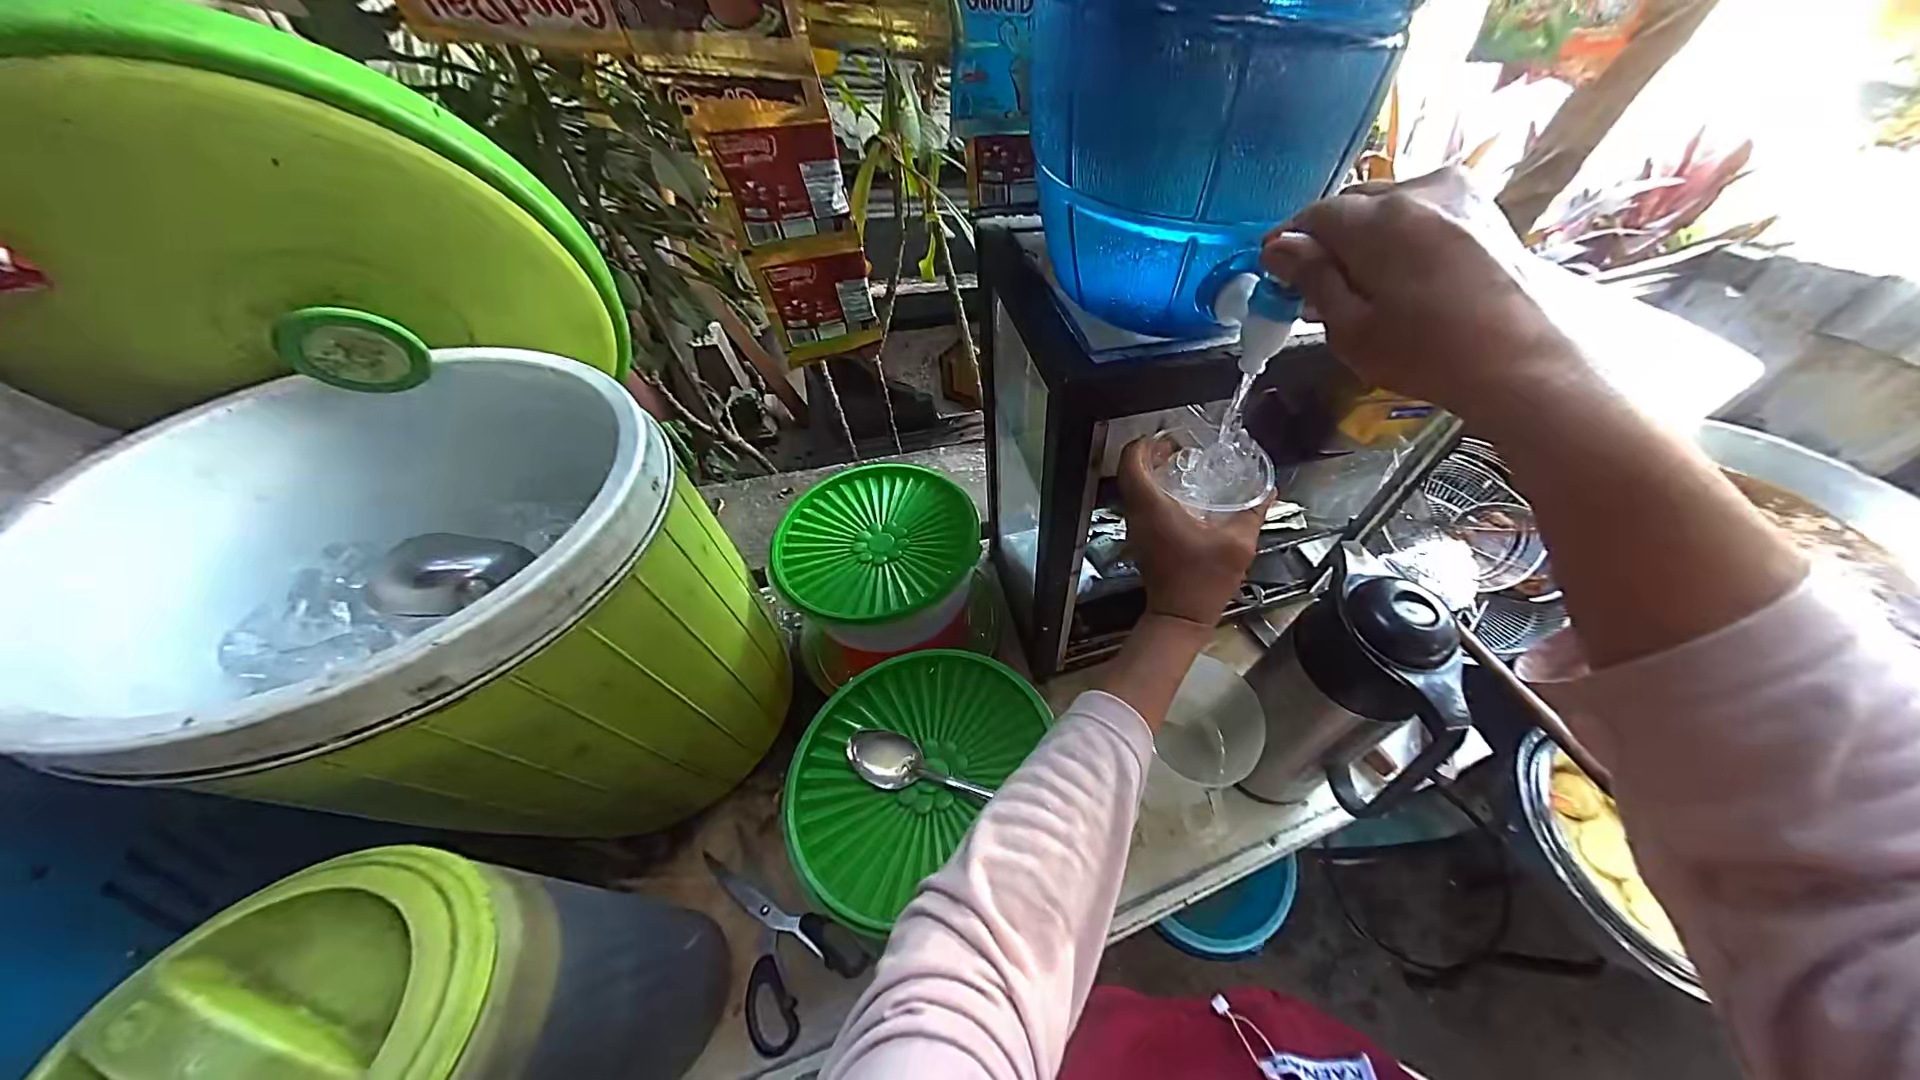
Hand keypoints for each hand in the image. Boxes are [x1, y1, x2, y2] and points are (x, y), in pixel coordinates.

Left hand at [1118, 436, 1267, 626]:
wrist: (1179, 615)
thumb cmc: (1202, 581)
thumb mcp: (1237, 543)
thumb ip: (1253, 513)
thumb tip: (1268, 492)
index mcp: (1152, 508)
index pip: (1131, 462)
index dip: (1144, 443)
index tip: (1167, 439)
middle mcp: (1137, 515)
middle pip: (1128, 472)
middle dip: (1147, 454)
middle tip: (1174, 448)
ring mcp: (1136, 528)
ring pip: (1131, 489)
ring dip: (1148, 473)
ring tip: (1178, 467)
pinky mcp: (1141, 539)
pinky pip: (1138, 505)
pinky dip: (1152, 491)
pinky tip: (1179, 496)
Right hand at [1259, 167, 1594, 428]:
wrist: (1524, 360)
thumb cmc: (1425, 352)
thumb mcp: (1349, 327)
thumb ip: (1312, 278)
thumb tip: (1278, 248)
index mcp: (1380, 219)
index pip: (1312, 216)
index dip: (1286, 243)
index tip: (1273, 272)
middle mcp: (1420, 190)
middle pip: (1350, 205)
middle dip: (1324, 240)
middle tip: (1309, 287)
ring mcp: (1459, 195)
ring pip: (1385, 207)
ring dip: (1359, 240)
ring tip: (1351, 288)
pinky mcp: (1481, 211)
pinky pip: (1417, 213)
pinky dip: (1393, 238)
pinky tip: (1390, 278)